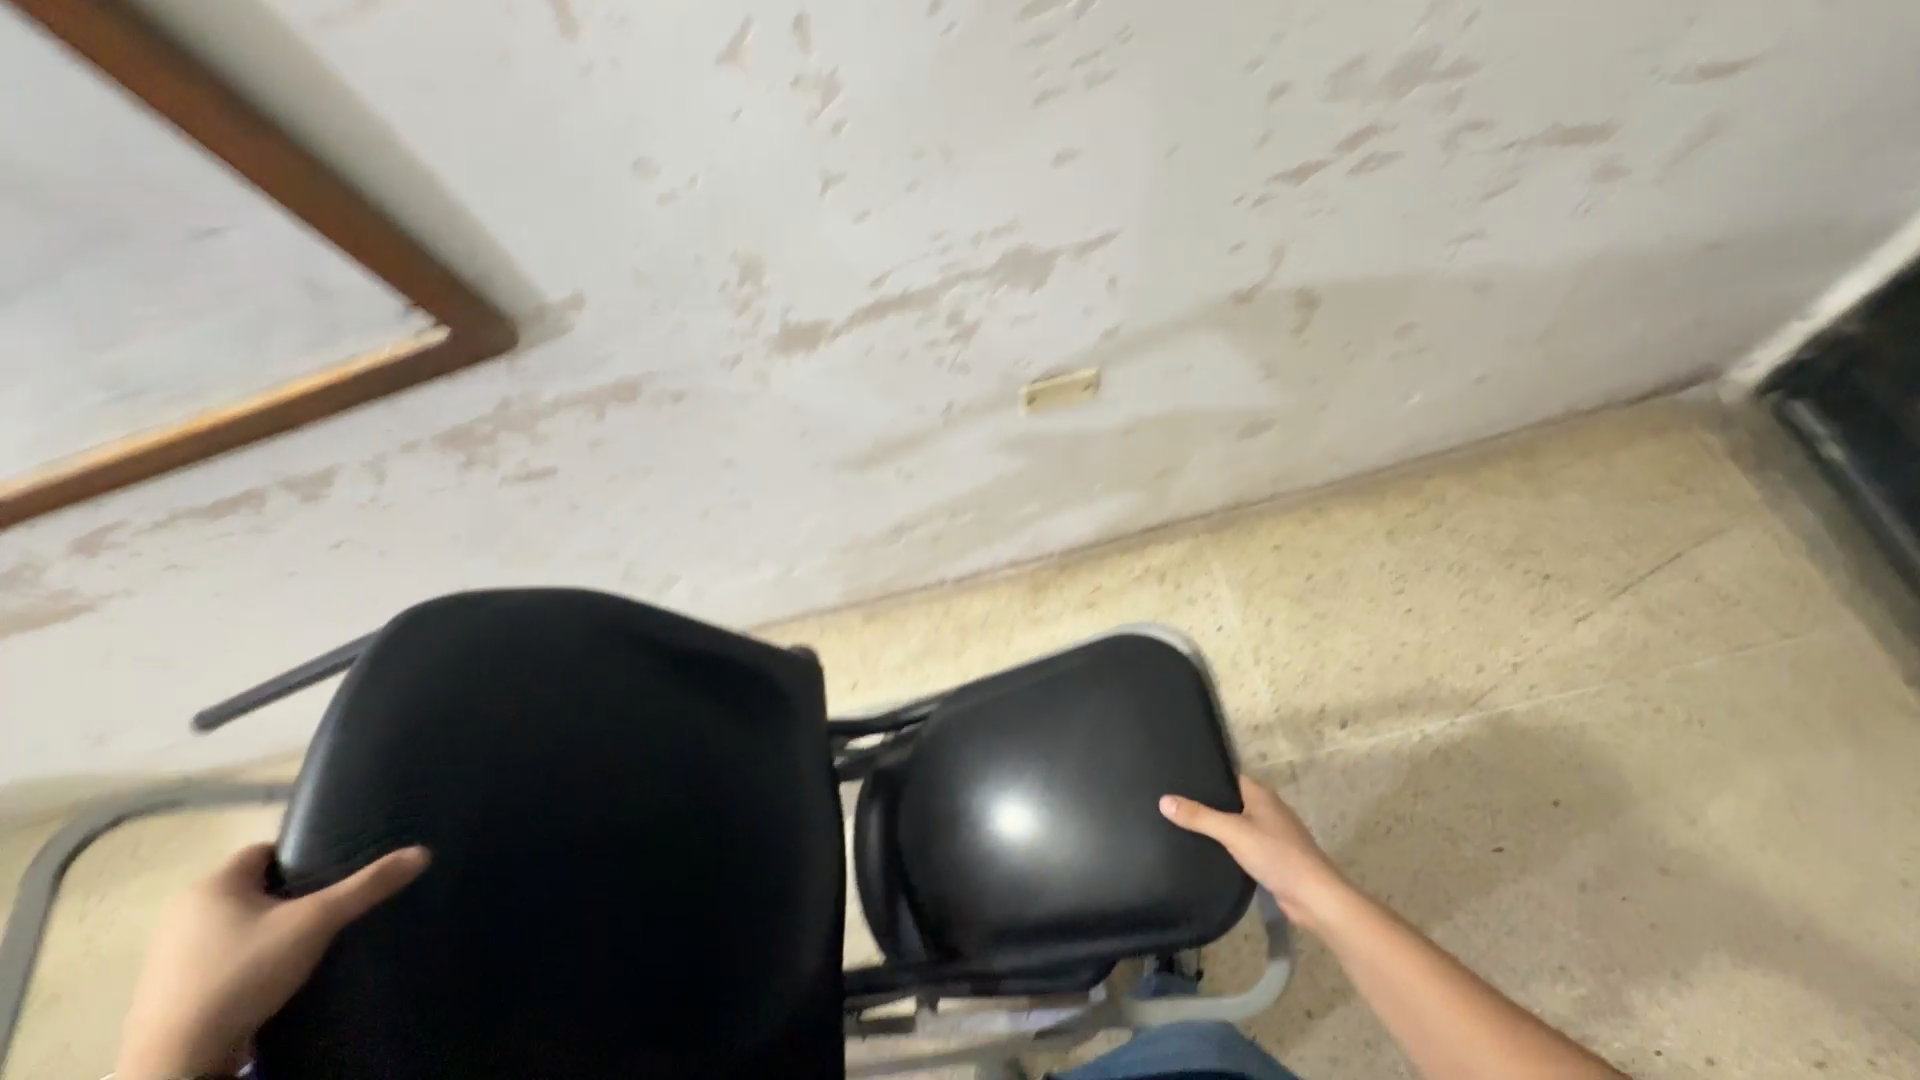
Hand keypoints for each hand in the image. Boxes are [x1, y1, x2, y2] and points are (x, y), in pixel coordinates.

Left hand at [114, 842, 428, 1079]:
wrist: (180, 1059)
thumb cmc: (244, 973)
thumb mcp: (316, 923)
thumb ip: (367, 887)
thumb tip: (421, 853)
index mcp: (211, 885)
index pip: (264, 851)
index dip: (302, 857)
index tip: (334, 873)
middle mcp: (183, 912)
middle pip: (252, 888)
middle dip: (289, 896)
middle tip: (329, 908)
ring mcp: (171, 954)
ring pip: (237, 924)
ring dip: (269, 930)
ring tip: (310, 942)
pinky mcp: (171, 989)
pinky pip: (222, 957)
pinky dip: (250, 960)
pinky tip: (276, 976)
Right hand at [1161, 774, 1348, 930]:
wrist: (1314, 897)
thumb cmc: (1276, 855)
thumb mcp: (1232, 832)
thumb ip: (1199, 817)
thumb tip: (1163, 800)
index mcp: (1261, 795)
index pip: (1229, 776)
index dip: (1206, 775)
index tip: (1177, 778)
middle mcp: (1268, 810)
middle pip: (1232, 799)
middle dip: (1208, 802)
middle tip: (1174, 803)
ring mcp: (1273, 834)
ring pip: (1238, 823)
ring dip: (1218, 826)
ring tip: (1184, 826)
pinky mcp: (1273, 858)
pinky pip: (1244, 844)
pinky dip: (1228, 846)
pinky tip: (1209, 852)